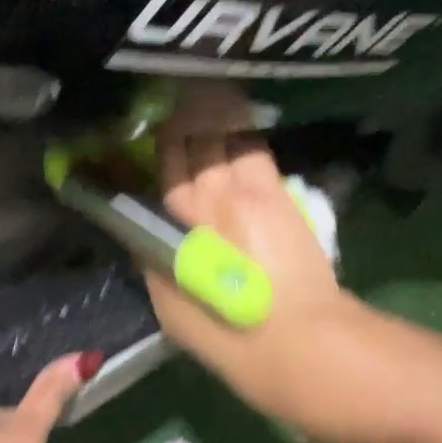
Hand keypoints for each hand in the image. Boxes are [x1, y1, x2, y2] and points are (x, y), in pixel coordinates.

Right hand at [146, 84, 344, 396]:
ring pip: (220, 135)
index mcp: (171, 226)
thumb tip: (141, 238)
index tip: (155, 133)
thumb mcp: (170, 310)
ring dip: (212, 116)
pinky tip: (237, 119)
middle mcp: (202, 196)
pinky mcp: (278, 192)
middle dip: (182, 121)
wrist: (300, 341)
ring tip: (207, 101)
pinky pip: (252, 146)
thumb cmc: (230, 336)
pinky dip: (240, 131)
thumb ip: (152, 265)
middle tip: (180, 108)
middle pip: (188, 141)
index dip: (158, 145)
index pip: (159, 167)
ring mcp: (243, 188)